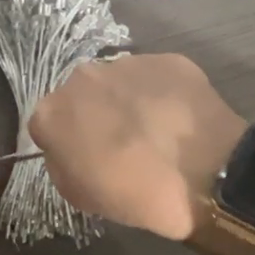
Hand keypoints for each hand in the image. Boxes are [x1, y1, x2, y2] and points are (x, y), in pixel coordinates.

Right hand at [27, 54, 246, 240]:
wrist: (208, 176)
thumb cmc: (134, 193)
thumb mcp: (77, 194)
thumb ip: (61, 163)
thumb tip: (69, 149)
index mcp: (50, 112)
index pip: (45, 124)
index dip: (64, 143)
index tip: (83, 159)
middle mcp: (80, 77)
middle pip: (79, 96)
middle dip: (92, 114)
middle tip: (119, 142)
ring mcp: (125, 63)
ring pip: (116, 83)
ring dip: (125, 101)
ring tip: (153, 129)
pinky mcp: (167, 59)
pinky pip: (153, 77)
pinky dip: (159, 94)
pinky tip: (176, 118)